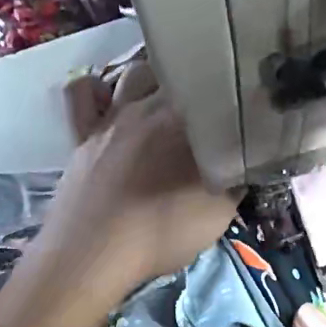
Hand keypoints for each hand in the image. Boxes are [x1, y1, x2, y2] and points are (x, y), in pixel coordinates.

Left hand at [32, 62, 241, 311]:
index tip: (242, 109)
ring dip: (151, 79)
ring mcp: (111, 117)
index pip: (216, 90)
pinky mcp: (81, 134)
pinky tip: (107, 98)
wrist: (95, 252)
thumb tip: (245, 160)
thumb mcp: (218, 213)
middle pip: (177, 76)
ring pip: (133, 74)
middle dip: (195, 85)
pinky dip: (95, 88)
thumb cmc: (163, 232)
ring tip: (163, 96)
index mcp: (188, 120)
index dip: (231, 96)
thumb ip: (235, 180)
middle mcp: (150, 106)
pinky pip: (81, 93)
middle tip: (208, 105)